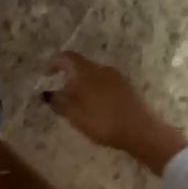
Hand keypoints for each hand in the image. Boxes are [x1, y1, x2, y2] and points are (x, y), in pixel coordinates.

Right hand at [44, 51, 187, 173]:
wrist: (142, 131)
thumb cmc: (103, 121)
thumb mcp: (74, 115)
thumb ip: (58, 102)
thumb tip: (46, 93)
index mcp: (86, 71)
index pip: (66, 57)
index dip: (54, 63)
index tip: (47, 75)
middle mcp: (101, 68)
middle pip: (81, 67)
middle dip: (69, 78)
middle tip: (62, 94)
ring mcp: (117, 78)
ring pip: (95, 76)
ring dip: (84, 86)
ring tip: (80, 105)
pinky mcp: (128, 89)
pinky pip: (106, 85)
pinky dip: (97, 92)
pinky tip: (98, 109)